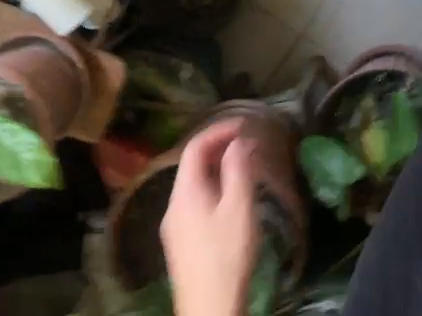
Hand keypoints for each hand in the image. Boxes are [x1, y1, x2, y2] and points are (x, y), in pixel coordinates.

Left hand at [161, 119, 261, 315]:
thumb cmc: (226, 254)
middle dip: (219, 148)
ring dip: (217, 169)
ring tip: (244, 166)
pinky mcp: (181, 243)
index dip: (218, 130)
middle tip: (247, 143)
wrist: (209, 309)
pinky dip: (213, 188)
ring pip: (194, 185)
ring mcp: (175, 226)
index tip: (244, 125)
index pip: (195, 147)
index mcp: (184, 193)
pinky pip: (195, 202)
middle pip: (191, 165)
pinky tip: (232, 199)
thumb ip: (238, 169)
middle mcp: (173, 206)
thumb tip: (238, 142)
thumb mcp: (239, 207)